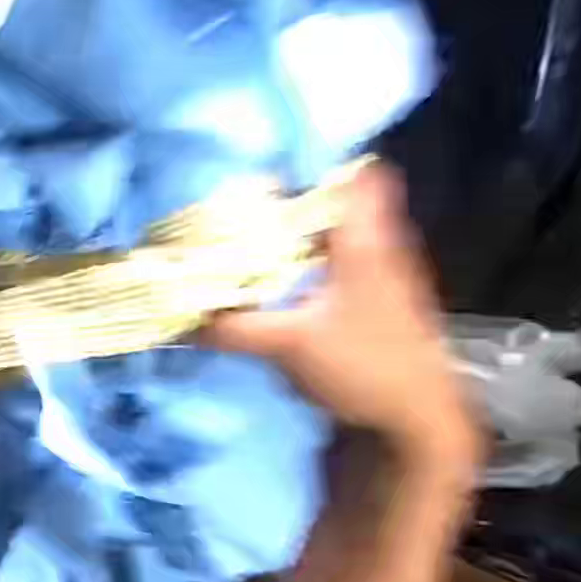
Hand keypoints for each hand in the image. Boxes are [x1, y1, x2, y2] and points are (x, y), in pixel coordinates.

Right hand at [203, 164, 478, 468]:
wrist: (413, 422)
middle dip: (276, 196)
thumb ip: (225, 325)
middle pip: (325, 203)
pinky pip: (309, 262)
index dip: (313, 160)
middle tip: (219, 197)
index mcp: (367, 245)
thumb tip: (167, 312)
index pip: (355, 178)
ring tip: (221, 230)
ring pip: (316, 233)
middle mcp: (371, 249)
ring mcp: (364, 275)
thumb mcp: (285, 344)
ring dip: (275, 230)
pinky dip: (278, 259)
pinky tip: (243, 272)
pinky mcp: (350, 300)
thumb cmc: (365, 368)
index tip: (257, 159)